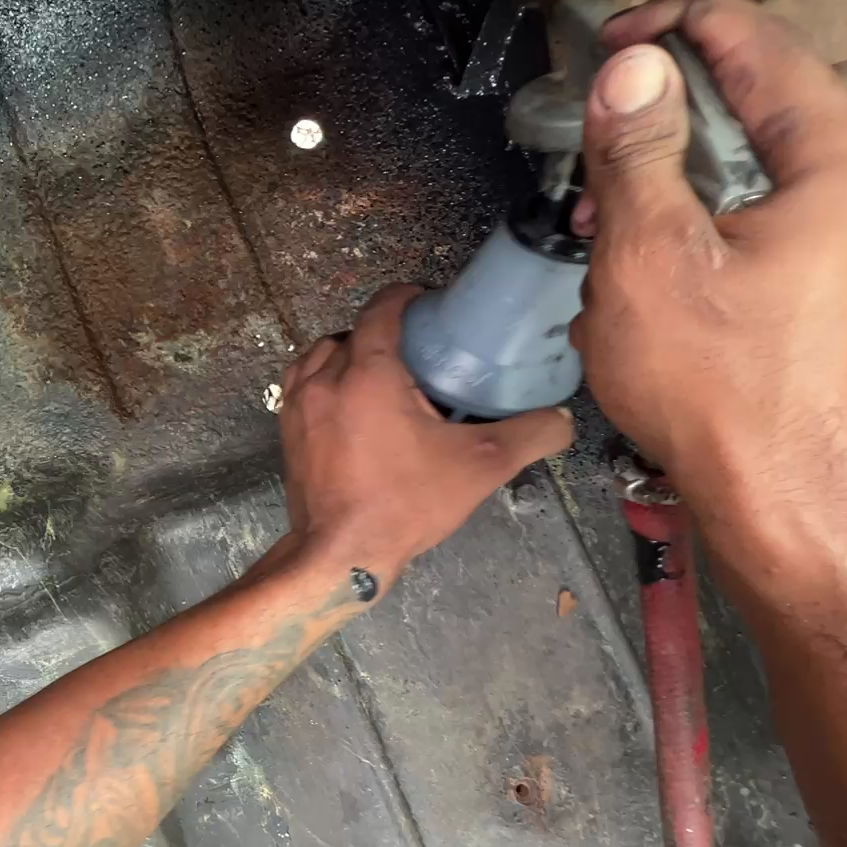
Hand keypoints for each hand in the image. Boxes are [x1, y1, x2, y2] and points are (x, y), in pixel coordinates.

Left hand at [262, 285, 571, 582]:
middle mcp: (323, 380)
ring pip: (318, 355)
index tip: (429, 304)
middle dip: (381, 330)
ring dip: (347, 353)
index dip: (406, 297)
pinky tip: (351, 402)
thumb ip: (531, 433)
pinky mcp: (286, 428)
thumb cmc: (405, 502)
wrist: (341, 548)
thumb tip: (561, 418)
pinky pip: (301, 383)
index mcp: (366, 374)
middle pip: (350, 332)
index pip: (380, 309)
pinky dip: (323, 378)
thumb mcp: (481, 464)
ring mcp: (297, 404)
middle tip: (416, 348)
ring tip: (382, 373)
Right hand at [570, 0, 846, 507]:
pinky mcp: (837, 277)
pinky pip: (752, 227)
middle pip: (749, 120)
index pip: (759, 53)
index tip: (612, 36)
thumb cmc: (713, 378)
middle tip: (584, 191)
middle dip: (652, 149)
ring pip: (742, 181)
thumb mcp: (650, 258)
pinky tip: (642, 290)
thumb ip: (637, 156)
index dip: (678, 30)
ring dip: (660, 205)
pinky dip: (687, 241)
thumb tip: (629, 69)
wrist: (778, 487)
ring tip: (605, 256)